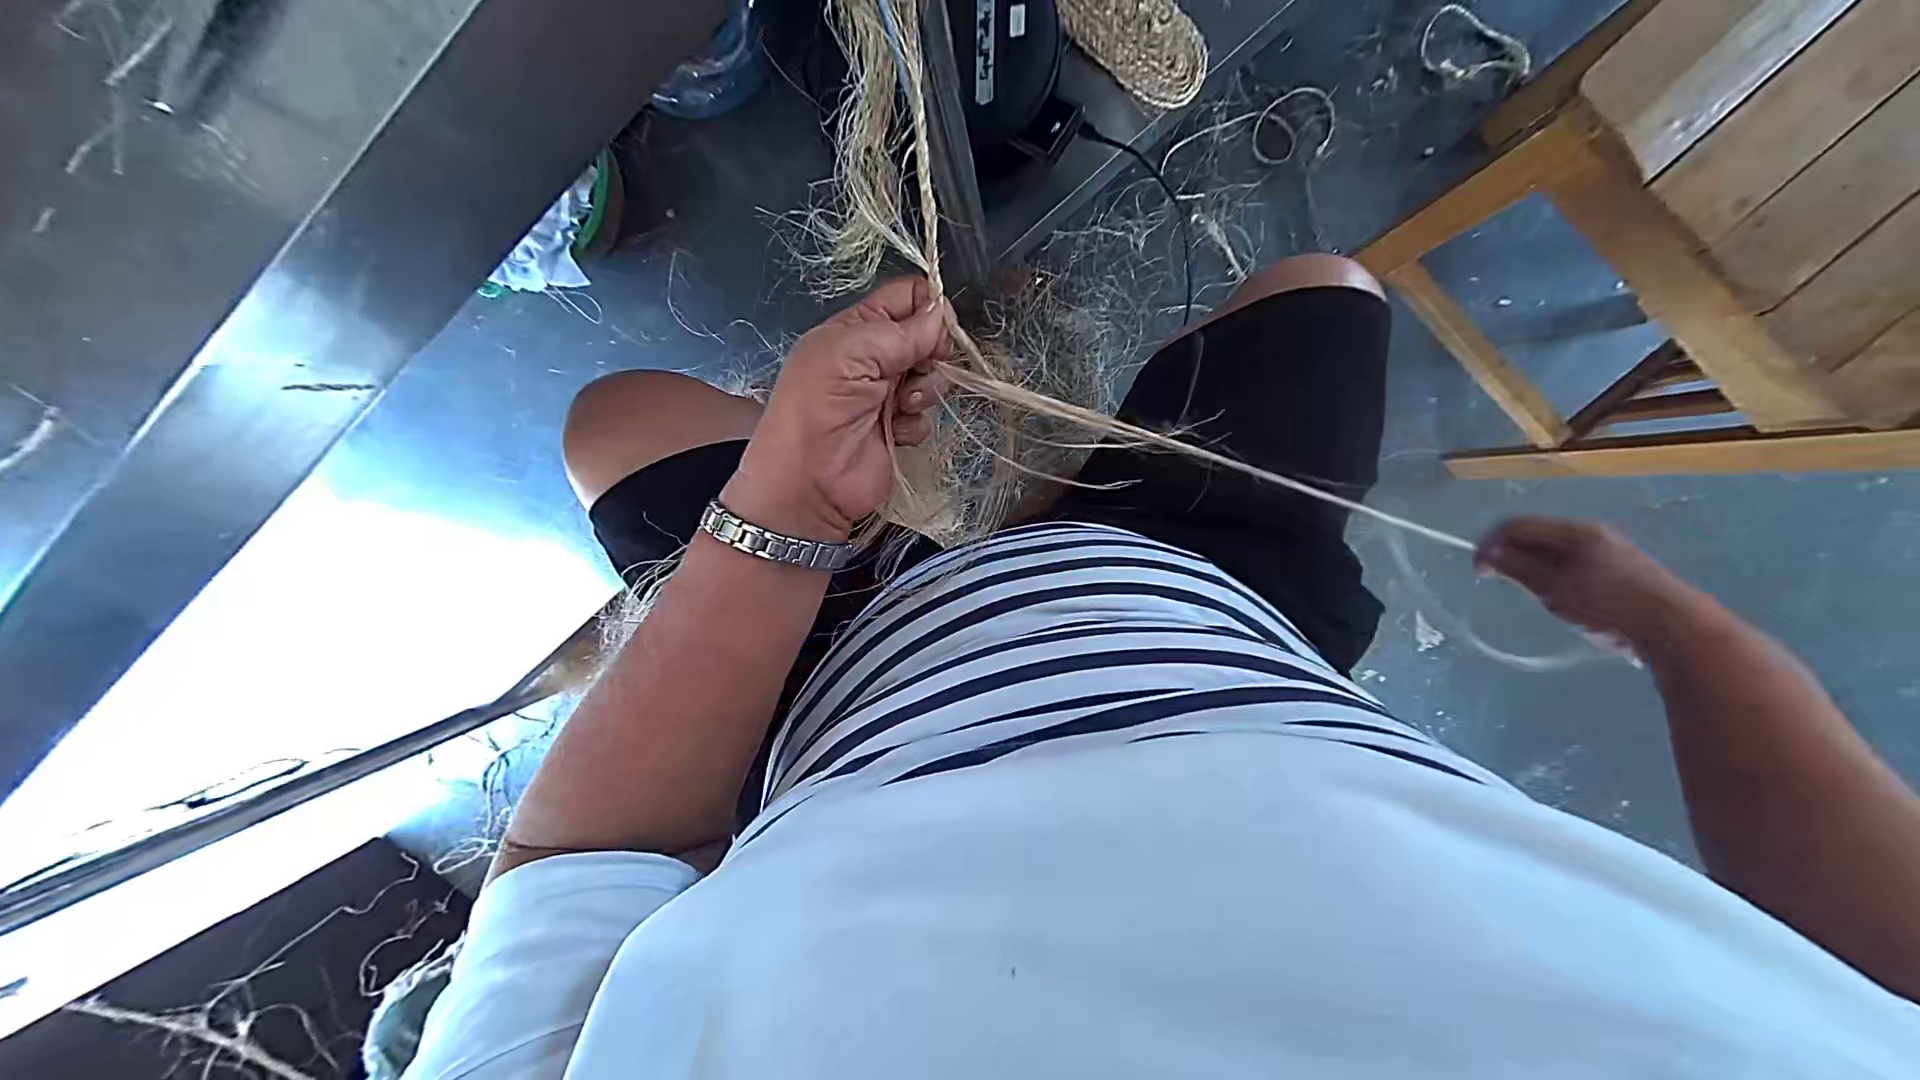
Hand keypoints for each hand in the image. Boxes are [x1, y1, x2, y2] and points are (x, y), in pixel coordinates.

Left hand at [721, 277, 950, 540]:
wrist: (810, 481)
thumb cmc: (820, 408)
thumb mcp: (853, 354)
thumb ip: (902, 331)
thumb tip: (941, 315)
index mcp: (856, 328)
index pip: (906, 298)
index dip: (929, 308)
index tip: (936, 332)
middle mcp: (874, 356)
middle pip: (927, 338)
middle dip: (931, 353)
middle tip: (917, 370)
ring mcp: (888, 394)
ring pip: (932, 377)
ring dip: (925, 390)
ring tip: (902, 405)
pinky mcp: (899, 427)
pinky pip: (927, 415)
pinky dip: (916, 424)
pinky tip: (895, 433)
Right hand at [1475, 517, 1704, 642]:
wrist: (1677, 631)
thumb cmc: (1608, 604)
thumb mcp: (1552, 587)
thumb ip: (1515, 568)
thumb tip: (1487, 554)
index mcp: (1576, 531)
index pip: (1518, 525)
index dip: (1490, 543)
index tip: (1477, 571)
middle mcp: (1592, 535)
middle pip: (1535, 536)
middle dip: (1509, 555)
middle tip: (1497, 581)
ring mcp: (1608, 553)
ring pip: (1552, 552)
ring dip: (1529, 567)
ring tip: (1527, 592)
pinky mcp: (1618, 572)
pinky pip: (1570, 565)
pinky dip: (1551, 576)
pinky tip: (1555, 597)